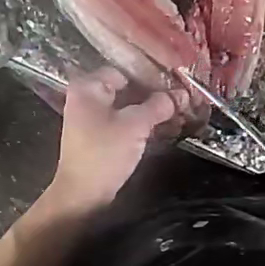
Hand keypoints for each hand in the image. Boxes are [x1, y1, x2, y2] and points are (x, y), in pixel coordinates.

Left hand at [42, 67, 180, 214]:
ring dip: (150, 112)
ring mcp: (90, 120)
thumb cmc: (105, 154)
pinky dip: (140, 126)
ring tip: (178, 114)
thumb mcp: (136, 126)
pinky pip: (123, 125)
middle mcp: (86, 99)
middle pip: (126, 90)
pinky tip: (162, 128)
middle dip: (153, 96)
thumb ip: (158, 106)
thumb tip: (180, 95)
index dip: (151, 77)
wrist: (83, 194)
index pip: (125, 71)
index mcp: (88, 87)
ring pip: (126, 109)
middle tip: (181, 100)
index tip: (176, 84)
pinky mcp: (98, 139)